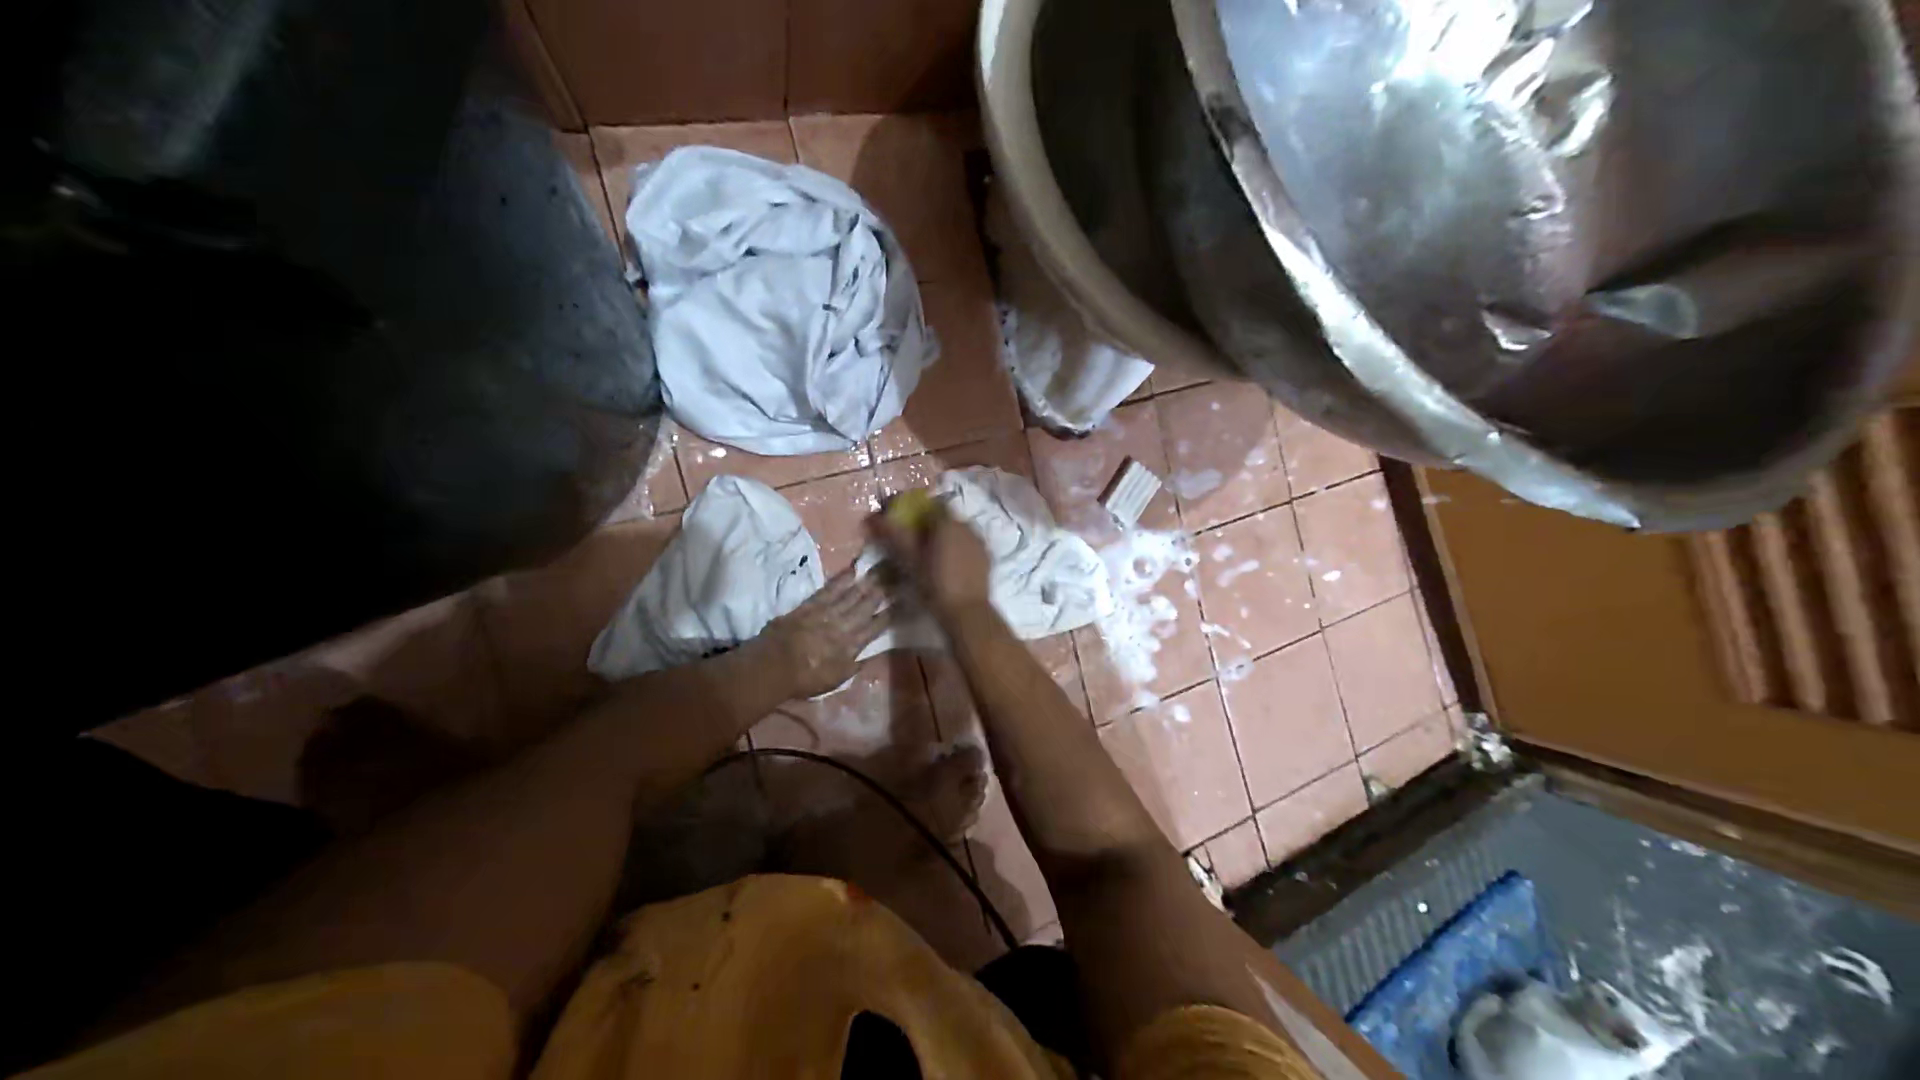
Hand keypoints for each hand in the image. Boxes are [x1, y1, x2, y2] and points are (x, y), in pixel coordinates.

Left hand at [757, 568, 890, 698]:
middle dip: (883, 590)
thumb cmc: (805, 679)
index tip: (903, 601)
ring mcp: (827, 613)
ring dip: (868, 582)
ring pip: (852, 595)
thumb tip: (872, 654)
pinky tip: (853, 571)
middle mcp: (844, 626)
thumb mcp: (837, 679)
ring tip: (881, 569)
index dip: (890, 613)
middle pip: (867, 605)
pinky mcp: (811, 605)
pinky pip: (829, 590)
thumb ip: (856, 665)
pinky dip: (841, 580)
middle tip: (898, 574)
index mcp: (852, 645)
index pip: (876, 626)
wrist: (774, 666)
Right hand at [869, 494, 990, 618]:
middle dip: (932, 525)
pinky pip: (969, 545)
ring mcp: (980, 541)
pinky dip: (959, 549)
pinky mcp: (987, 557)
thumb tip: (872, 518)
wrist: (967, 612)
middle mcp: (968, 525)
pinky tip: (950, 567)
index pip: (932, 504)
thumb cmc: (934, 584)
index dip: (918, 511)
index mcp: (948, 522)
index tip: (906, 525)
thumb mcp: (909, 560)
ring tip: (933, 557)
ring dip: (947, 538)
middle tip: (917, 544)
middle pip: (947, 517)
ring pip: (960, 531)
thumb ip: (893, 535)